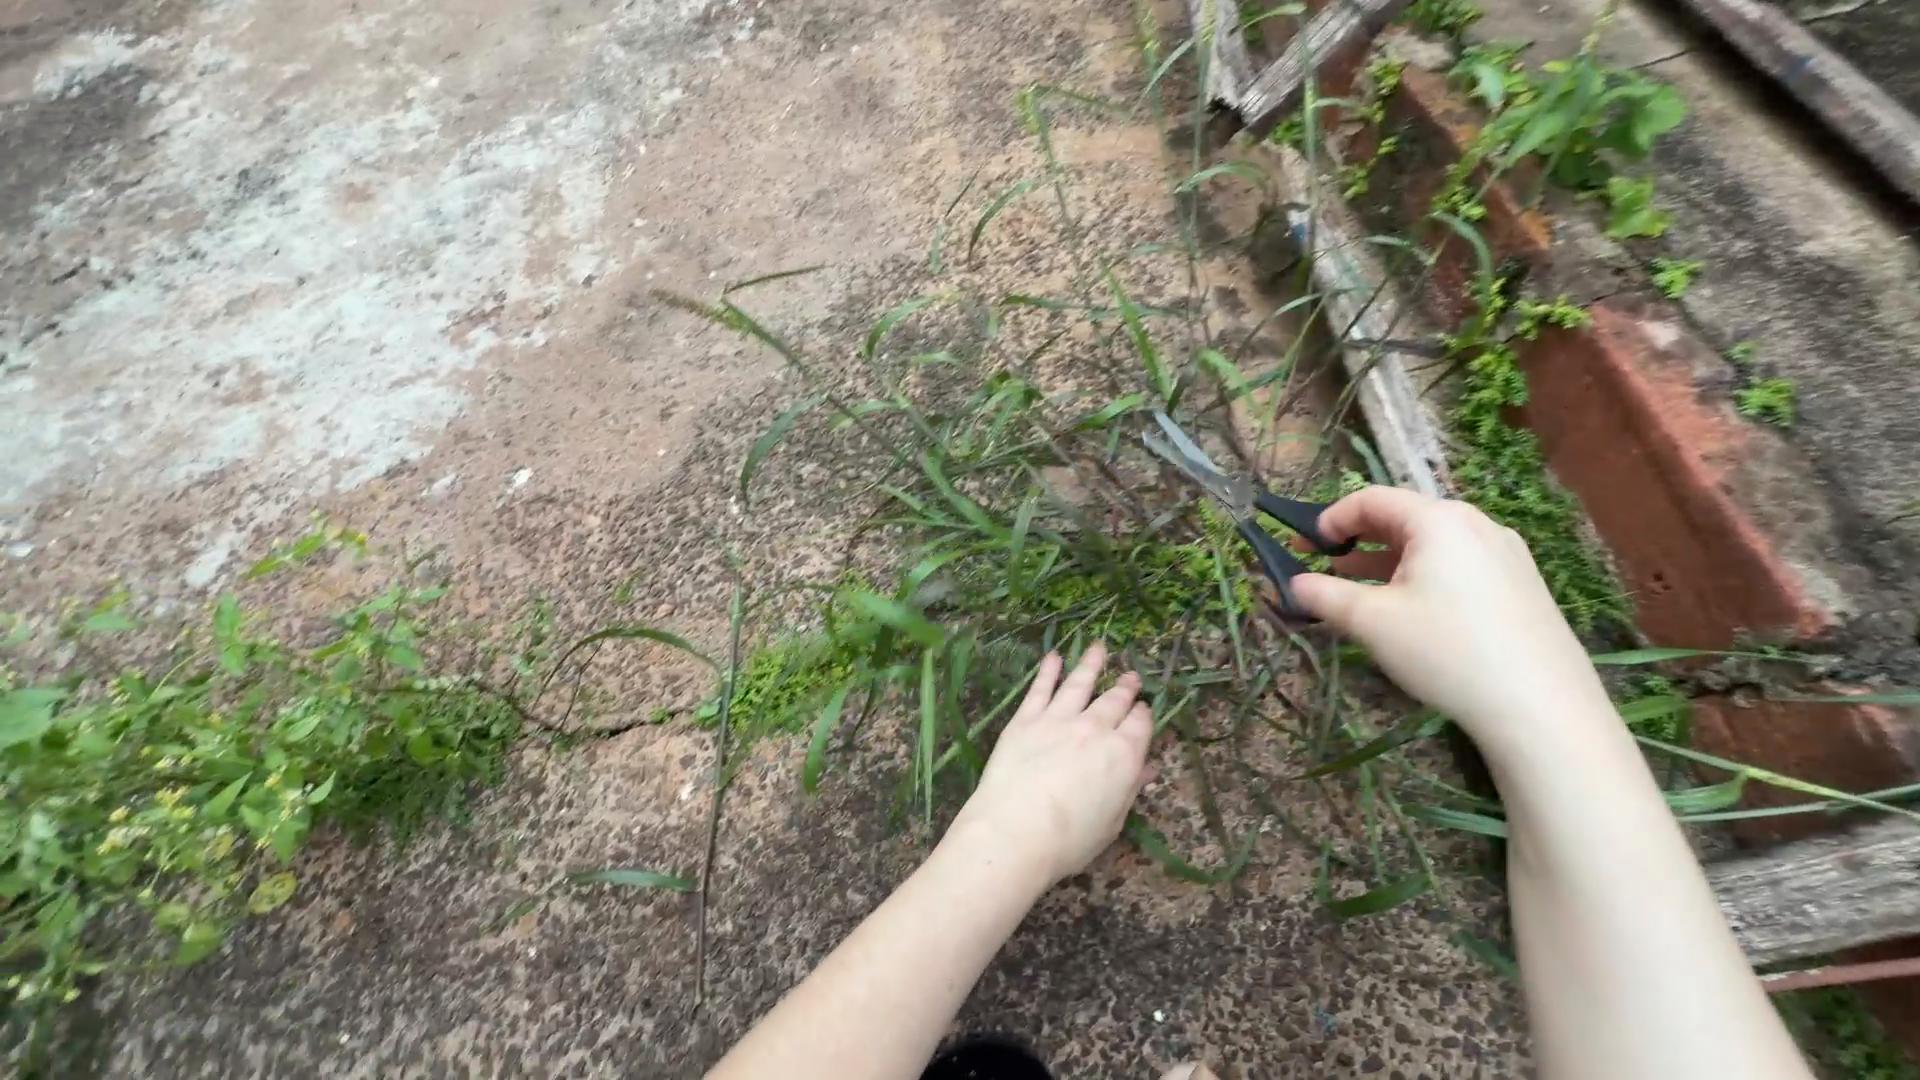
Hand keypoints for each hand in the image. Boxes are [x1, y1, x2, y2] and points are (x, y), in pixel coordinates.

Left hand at [947, 644, 1153, 885]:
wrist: (1015, 831)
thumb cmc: (1069, 840)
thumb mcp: (1112, 821)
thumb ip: (1129, 789)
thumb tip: (1147, 768)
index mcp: (1122, 755)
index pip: (1140, 725)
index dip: (1143, 715)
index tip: (1144, 708)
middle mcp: (1094, 728)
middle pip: (1114, 701)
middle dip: (1125, 687)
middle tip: (1131, 675)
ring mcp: (1058, 719)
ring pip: (1079, 684)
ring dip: (1091, 664)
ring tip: (1099, 648)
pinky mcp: (1025, 719)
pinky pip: (1040, 688)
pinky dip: (1048, 671)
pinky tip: (1053, 656)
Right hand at [1290, 487, 1613, 752]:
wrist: (1541, 707)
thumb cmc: (1445, 649)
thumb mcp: (1370, 621)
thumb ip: (1323, 595)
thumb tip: (1292, 584)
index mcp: (1438, 520)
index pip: (1371, 499)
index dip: (1329, 519)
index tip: (1304, 548)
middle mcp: (1475, 524)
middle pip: (1402, 517)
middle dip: (1355, 539)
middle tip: (1321, 566)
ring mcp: (1504, 554)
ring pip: (1429, 544)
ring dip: (1384, 560)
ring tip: (1355, 589)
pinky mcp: (1519, 585)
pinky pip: (1456, 565)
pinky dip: (1419, 575)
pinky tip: (1407, 609)